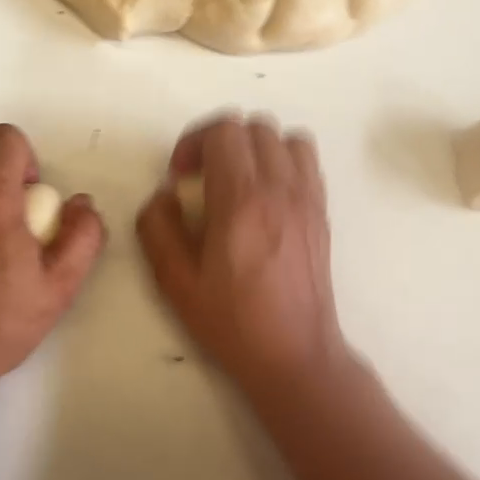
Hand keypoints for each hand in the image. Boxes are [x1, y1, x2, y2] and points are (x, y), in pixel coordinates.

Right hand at [137, 114, 351, 390]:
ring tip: (235, 181)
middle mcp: (279, 188)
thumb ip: (158, 227)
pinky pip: (306, 161)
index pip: (224, 131)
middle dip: (219, 142)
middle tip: (201, 179)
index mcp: (241, 200)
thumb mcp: (174, 281)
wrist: (293, 353)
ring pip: (284, 137)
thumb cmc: (231, 320)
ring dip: (254, 148)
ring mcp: (307, 198)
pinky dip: (281, 162)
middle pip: (253, 127)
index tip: (180, 177)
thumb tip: (165, 195)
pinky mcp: (321, 212)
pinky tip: (263, 196)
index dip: (193, 142)